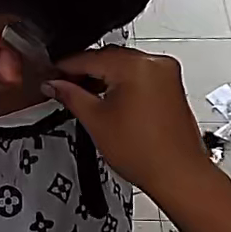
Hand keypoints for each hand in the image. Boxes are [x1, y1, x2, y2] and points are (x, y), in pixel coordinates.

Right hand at [45, 47, 216, 197]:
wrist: (178, 174)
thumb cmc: (147, 154)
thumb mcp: (96, 121)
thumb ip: (71, 96)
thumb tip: (55, 85)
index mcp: (135, 66)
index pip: (90, 57)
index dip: (65, 67)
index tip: (52, 75)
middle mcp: (155, 64)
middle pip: (109, 58)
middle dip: (85, 71)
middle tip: (63, 86)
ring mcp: (167, 74)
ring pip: (125, 66)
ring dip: (104, 77)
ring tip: (84, 96)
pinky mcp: (172, 86)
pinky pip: (141, 75)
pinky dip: (123, 84)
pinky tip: (109, 100)